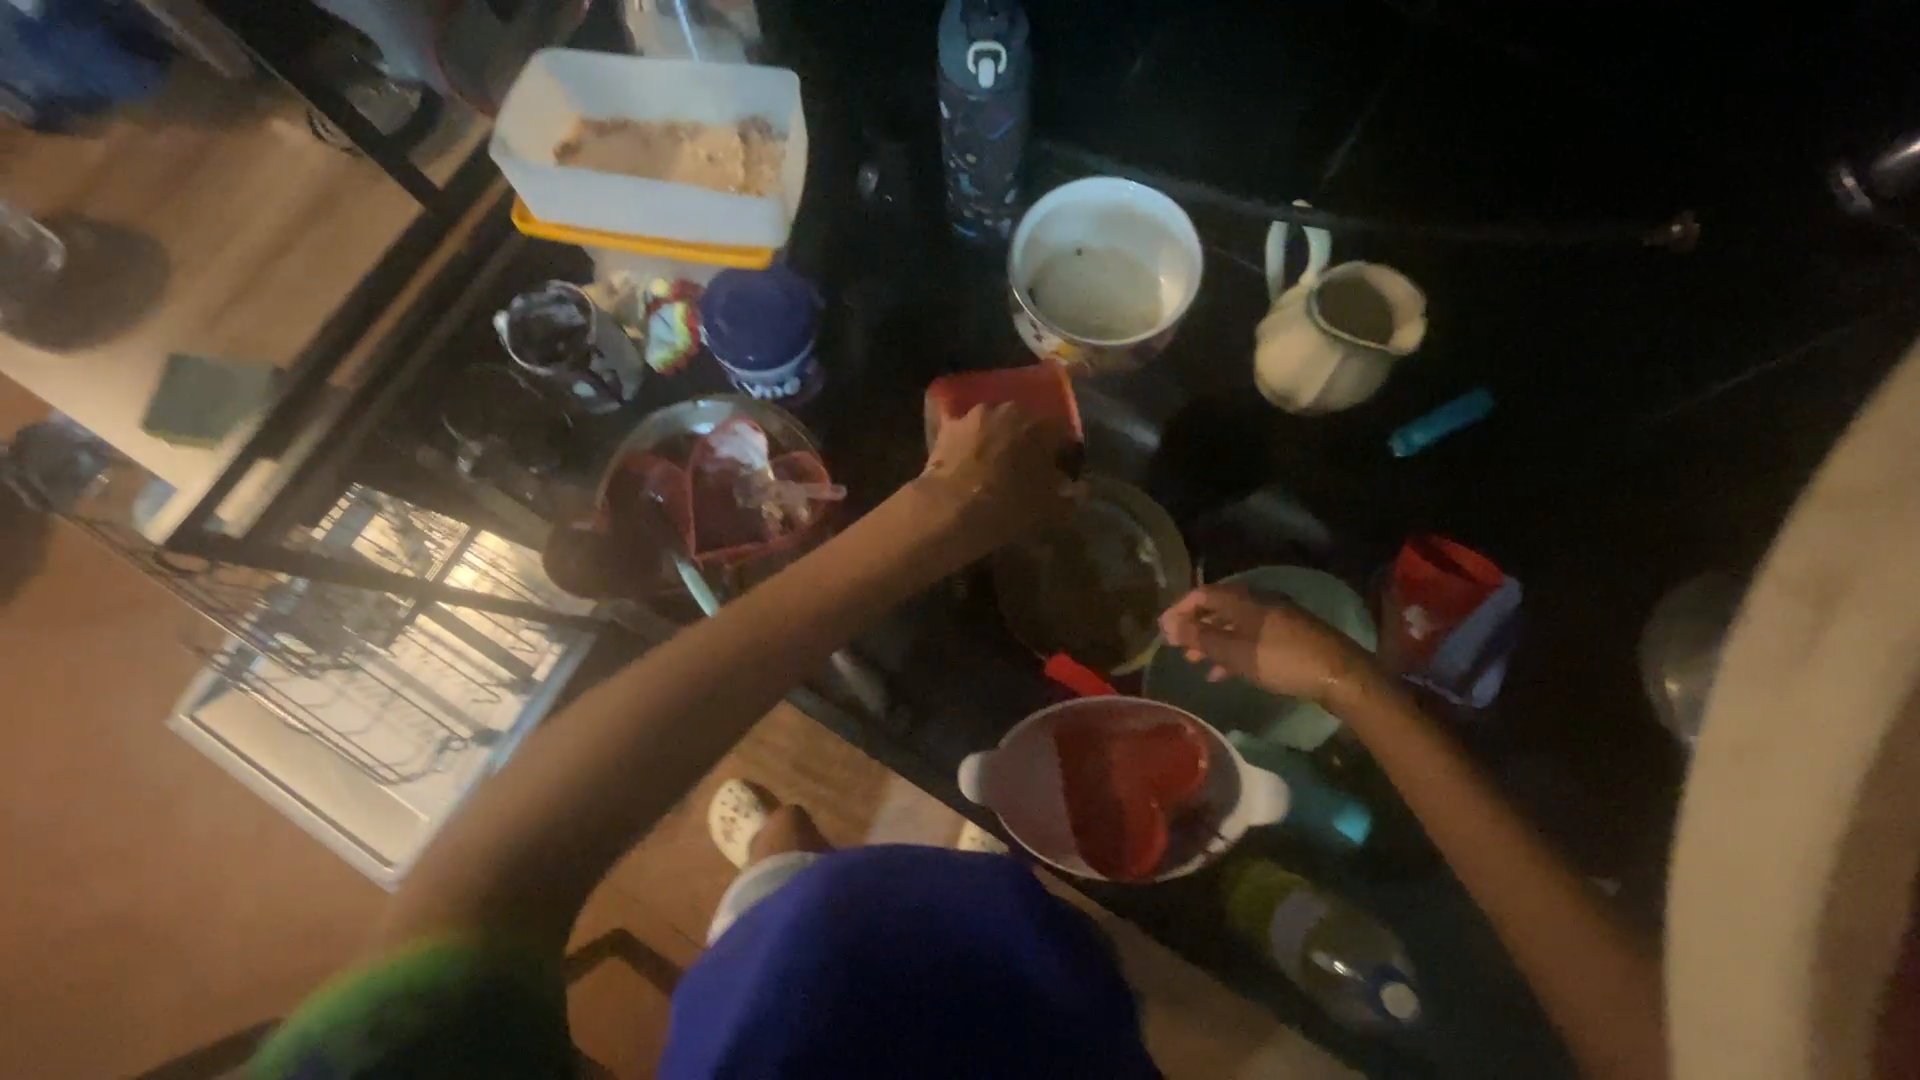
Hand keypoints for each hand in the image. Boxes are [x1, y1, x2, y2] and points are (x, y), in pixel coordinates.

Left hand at [919, 403, 1077, 542]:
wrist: (950, 509)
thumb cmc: (1007, 507)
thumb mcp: (1048, 508)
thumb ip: (1069, 496)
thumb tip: (1081, 490)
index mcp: (1041, 426)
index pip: (1060, 433)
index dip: (1060, 452)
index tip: (1058, 470)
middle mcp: (1010, 410)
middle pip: (1025, 423)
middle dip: (1027, 441)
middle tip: (1025, 467)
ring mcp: (975, 415)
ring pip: (994, 424)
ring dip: (997, 438)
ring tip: (993, 465)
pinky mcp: (948, 426)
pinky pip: (967, 432)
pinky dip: (970, 444)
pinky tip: (968, 463)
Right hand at [1158, 584, 1378, 703]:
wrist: (1338, 672)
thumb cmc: (1279, 658)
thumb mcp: (1233, 651)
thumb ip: (1198, 637)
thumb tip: (1167, 625)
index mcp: (1242, 598)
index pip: (1200, 594)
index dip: (1179, 610)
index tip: (1164, 631)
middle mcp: (1257, 600)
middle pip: (1217, 608)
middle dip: (1195, 627)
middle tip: (1178, 648)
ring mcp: (1276, 616)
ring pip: (1234, 625)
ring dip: (1213, 641)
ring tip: (1197, 663)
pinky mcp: (1289, 634)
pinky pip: (1251, 636)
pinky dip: (1234, 650)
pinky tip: (1225, 672)